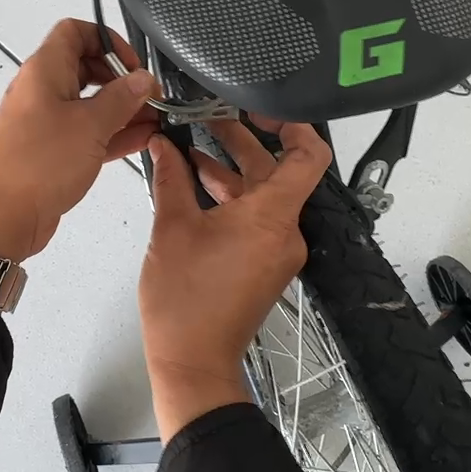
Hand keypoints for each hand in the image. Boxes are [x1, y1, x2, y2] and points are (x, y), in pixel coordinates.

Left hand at [0, 20, 158, 262]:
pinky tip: (143, 140)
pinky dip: (111, 133)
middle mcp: (43, 90)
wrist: (0, 216)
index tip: (133, 64)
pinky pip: (86, 132)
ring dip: (122, 109)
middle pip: (86, 67)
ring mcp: (46, 121)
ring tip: (157, 121)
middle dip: (121, 79)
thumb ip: (121, 98)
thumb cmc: (41, 162)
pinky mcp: (51, 150)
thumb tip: (142, 78)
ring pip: (89, 103)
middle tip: (150, 97)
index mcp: (44, 70)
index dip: (107, 40)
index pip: (75, 32)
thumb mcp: (90, 125)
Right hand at [138, 117, 331, 438]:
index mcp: (271, 217)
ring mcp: (276, 250)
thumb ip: (170, 178)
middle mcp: (284, 231)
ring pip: (260, 194)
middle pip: (275, 170)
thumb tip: (163, 145)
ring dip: (228, 168)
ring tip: (188, 146)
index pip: (307, 156)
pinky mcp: (263, 263)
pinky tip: (192, 182)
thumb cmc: (184, 298)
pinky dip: (228, 197)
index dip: (290, 125)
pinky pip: (254, 217)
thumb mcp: (171, 228)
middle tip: (205, 115)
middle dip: (240, 139)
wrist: (193, 363)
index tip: (257, 107)